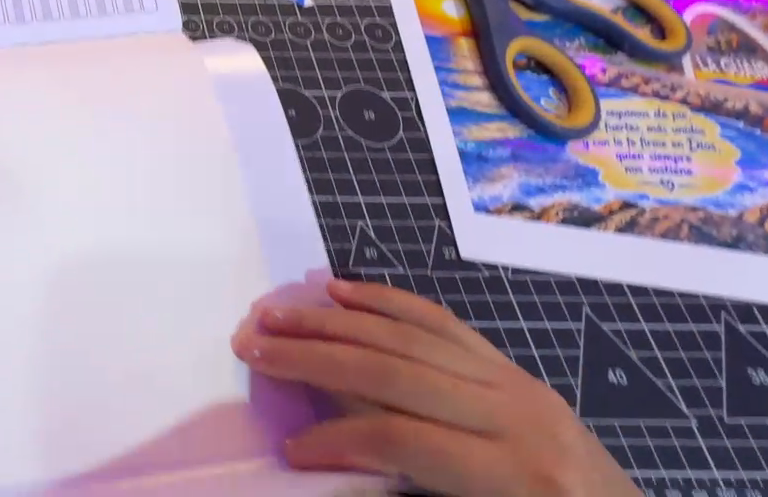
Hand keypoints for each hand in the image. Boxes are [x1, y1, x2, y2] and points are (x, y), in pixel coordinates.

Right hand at [232, 279, 640, 496]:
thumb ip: (411, 489)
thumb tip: (325, 452)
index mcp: (517, 476)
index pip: (400, 437)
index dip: (334, 440)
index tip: (287, 450)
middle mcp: (516, 415)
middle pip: (390, 370)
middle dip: (310, 357)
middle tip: (249, 347)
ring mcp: (515, 382)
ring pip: (404, 335)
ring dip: (327, 321)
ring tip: (272, 315)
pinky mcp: (512, 368)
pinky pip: (438, 321)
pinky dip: (381, 301)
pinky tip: (334, 290)